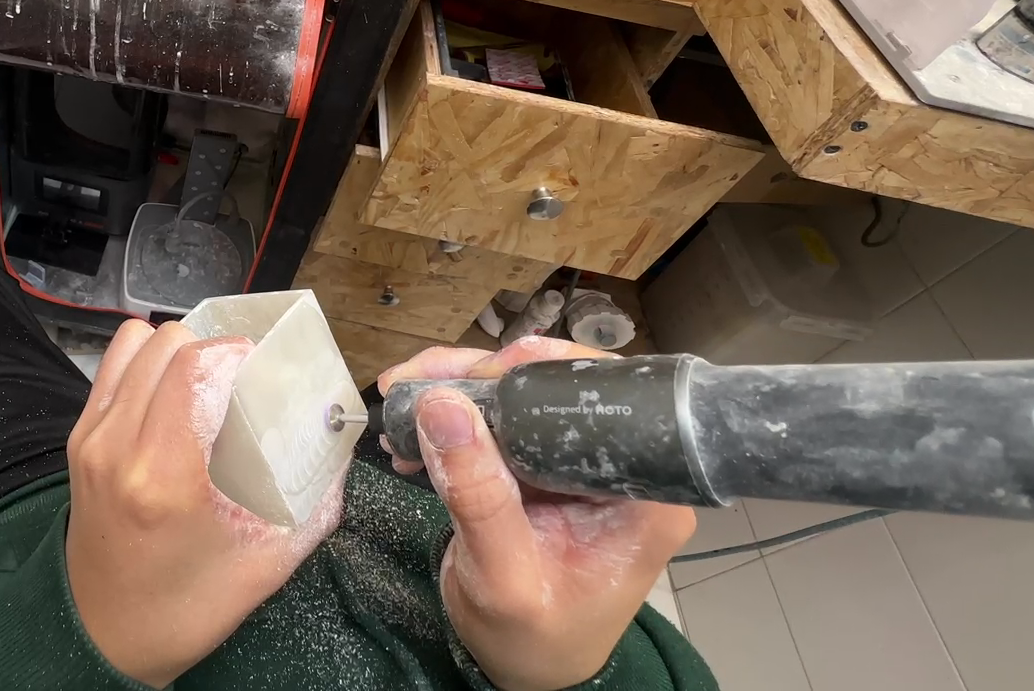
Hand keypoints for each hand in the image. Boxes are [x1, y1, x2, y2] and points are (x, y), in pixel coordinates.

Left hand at [65, 319, 344, 686]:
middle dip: (208, 349)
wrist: (103, 638)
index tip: (256, 367)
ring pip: (137, 343)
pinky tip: (167, 390)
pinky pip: (113, 363)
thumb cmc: (187, 607)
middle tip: (233, 381)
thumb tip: (338, 437)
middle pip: (168, 344)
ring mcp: (91, 435)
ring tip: (199, 382)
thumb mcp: (266, 562)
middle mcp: (118, 443)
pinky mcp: (77, 435)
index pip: (195, 365)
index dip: (233, 351)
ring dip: (174, 350)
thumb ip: (313, 498)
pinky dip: (145, 361)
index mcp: (165, 474)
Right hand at [379, 339, 695, 690]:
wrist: (523, 663)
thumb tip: (441, 404)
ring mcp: (572, 460)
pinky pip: (493, 415)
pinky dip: (447, 411)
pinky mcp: (537, 461)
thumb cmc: (531, 637)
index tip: (475, 376)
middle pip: (547, 383)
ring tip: (398, 398)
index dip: (539, 371)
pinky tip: (409, 429)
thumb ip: (478, 496)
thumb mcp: (502, 576)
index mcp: (636, 491)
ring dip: (451, 386)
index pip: (603, 396)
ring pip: (513, 390)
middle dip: (474, 373)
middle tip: (411, 384)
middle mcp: (612, 464)